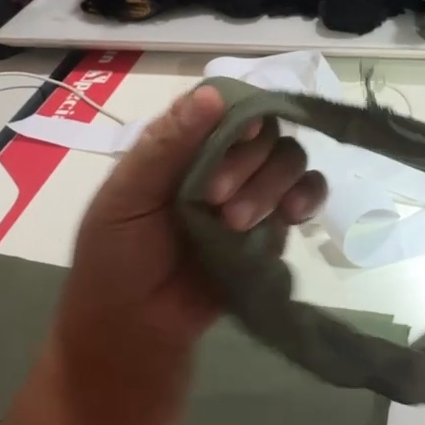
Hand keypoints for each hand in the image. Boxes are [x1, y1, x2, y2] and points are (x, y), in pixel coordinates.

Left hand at [54, 86, 326, 378]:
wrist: (135, 332)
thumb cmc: (116, 259)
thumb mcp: (126, 196)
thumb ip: (166, 146)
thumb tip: (212, 92)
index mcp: (182, 145)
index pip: (223, 106)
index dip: (238, 112)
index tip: (240, 131)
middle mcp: (222, 160)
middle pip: (264, 132)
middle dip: (247, 162)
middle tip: (215, 200)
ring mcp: (252, 193)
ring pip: (289, 160)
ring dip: (271, 185)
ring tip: (237, 224)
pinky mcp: (274, 227)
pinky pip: (307, 195)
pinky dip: (308, 197)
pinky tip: (294, 214)